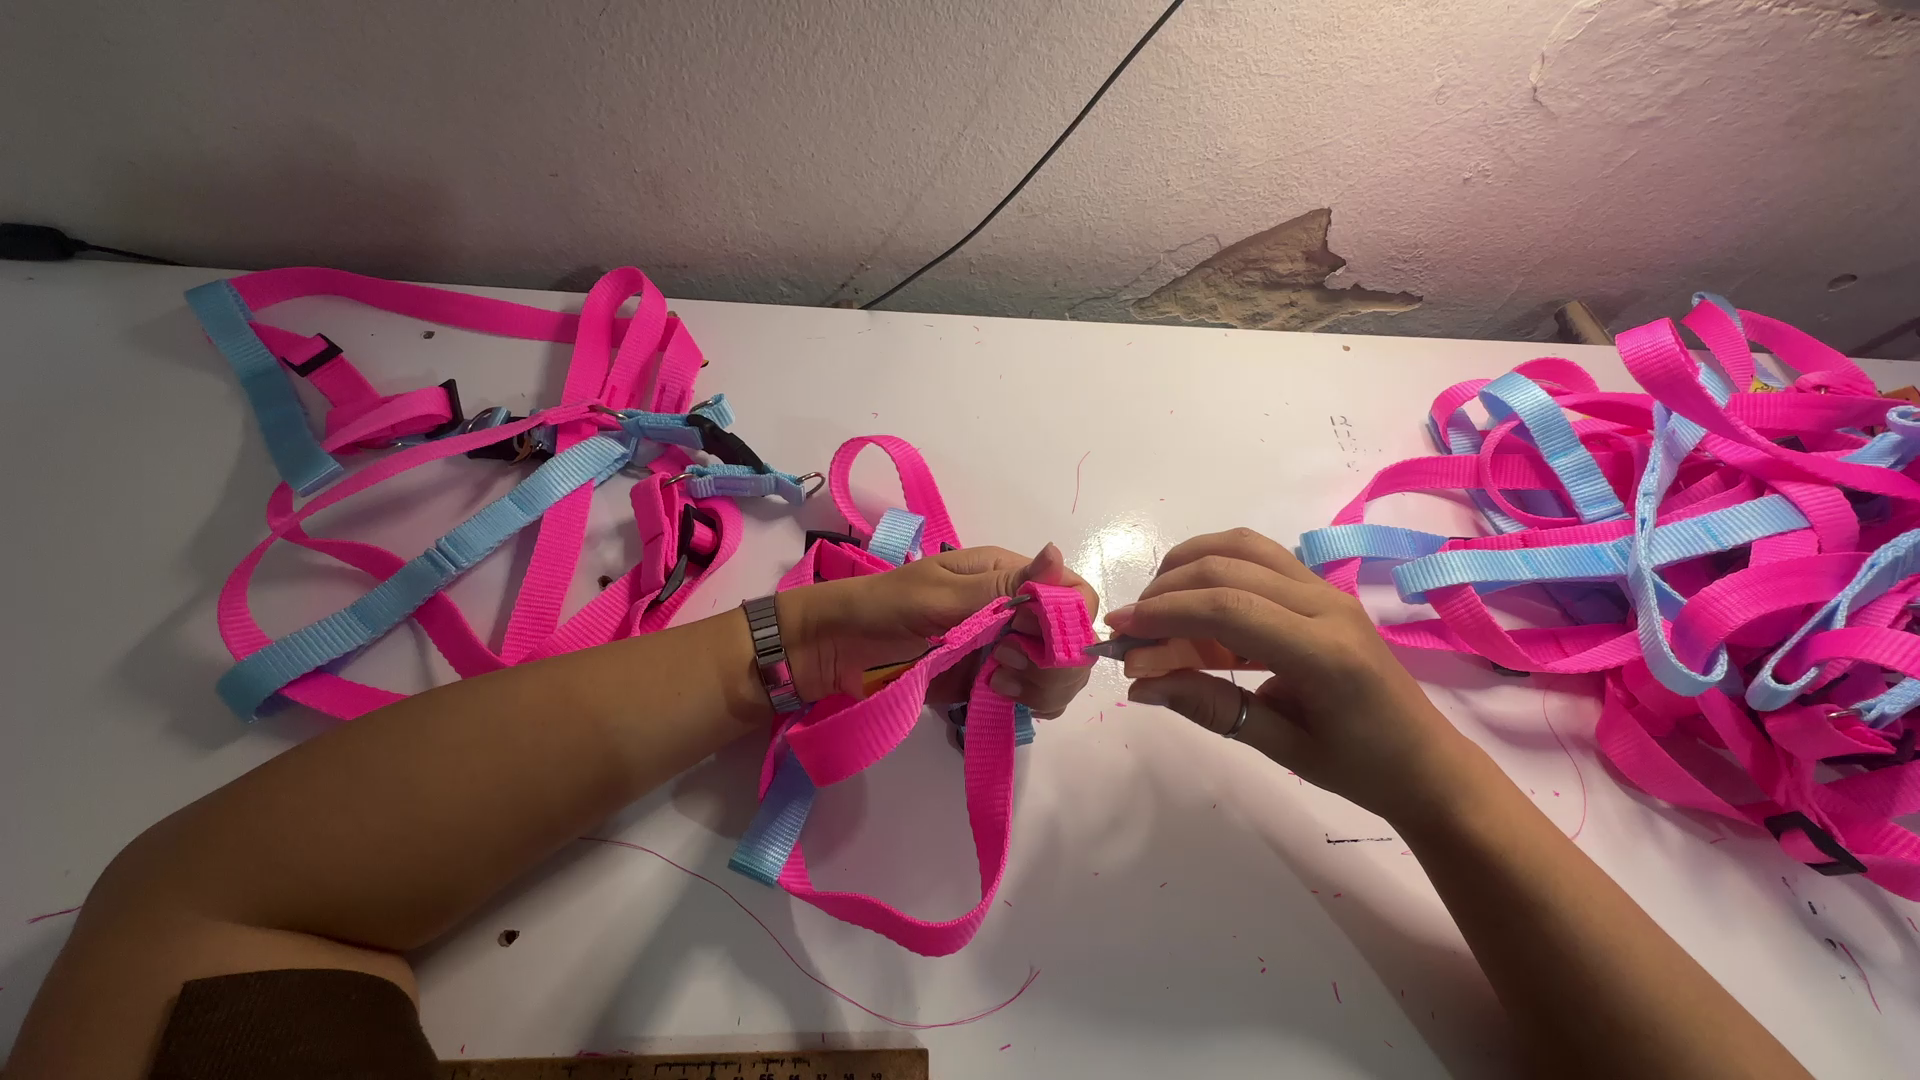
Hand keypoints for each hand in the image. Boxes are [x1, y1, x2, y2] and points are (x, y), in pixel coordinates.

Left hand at [782, 543, 1096, 715]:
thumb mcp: (940, 594)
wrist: (837, 650)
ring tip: (992, 683)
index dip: (1069, 622)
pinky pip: (1033, 698)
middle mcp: (1018, 610)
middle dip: (1052, 663)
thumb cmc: (883, 608)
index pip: (1075, 595)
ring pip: (1059, 675)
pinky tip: (991, 698)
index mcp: (1008, 575)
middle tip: (1000, 663)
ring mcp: (1007, 649)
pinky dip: (1027, 704)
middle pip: (1073, 643)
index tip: (1033, 640)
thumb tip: (1057, 552)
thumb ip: (1002, 587)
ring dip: (1039, 686)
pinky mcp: (992, 683)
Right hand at [1107, 528, 1482, 823]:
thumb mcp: (1280, 746)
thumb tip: (1139, 685)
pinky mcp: (1320, 590)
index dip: (1164, 614)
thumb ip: (1210, 706)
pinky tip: (1192, 601)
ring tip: (1154, 608)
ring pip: (1241, 548)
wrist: (1428, 764)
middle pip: (1227, 569)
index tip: (1119, 634)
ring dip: (1186, 567)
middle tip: (1127, 631)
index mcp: (1324, 652)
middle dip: (1165, 593)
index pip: (1228, 608)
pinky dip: (1213, 568)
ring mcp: (1326, 591)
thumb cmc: (1360, 768)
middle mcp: (1326, 605)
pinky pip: (1258, 558)